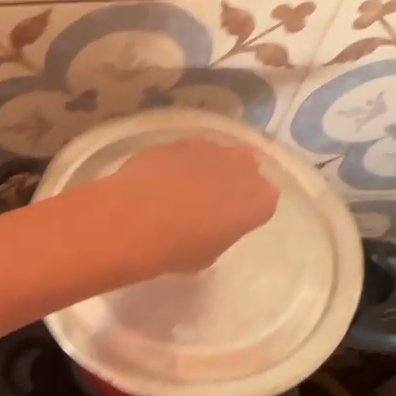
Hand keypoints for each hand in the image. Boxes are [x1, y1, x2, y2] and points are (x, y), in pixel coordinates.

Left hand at [99, 137, 278, 273]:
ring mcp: (209, 148)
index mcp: (260, 198)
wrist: (134, 220)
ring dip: (202, 170)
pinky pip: (184, 153)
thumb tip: (208, 226)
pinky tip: (157, 182)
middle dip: (228, 182)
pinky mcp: (177, 140)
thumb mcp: (208, 255)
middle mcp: (242, 166)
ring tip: (177, 192)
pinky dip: (176, 164)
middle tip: (205, 204)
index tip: (226, 223)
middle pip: (243, 170)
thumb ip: (219, 235)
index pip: (262, 202)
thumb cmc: (178, 248)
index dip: (243, 212)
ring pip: (214, 157)